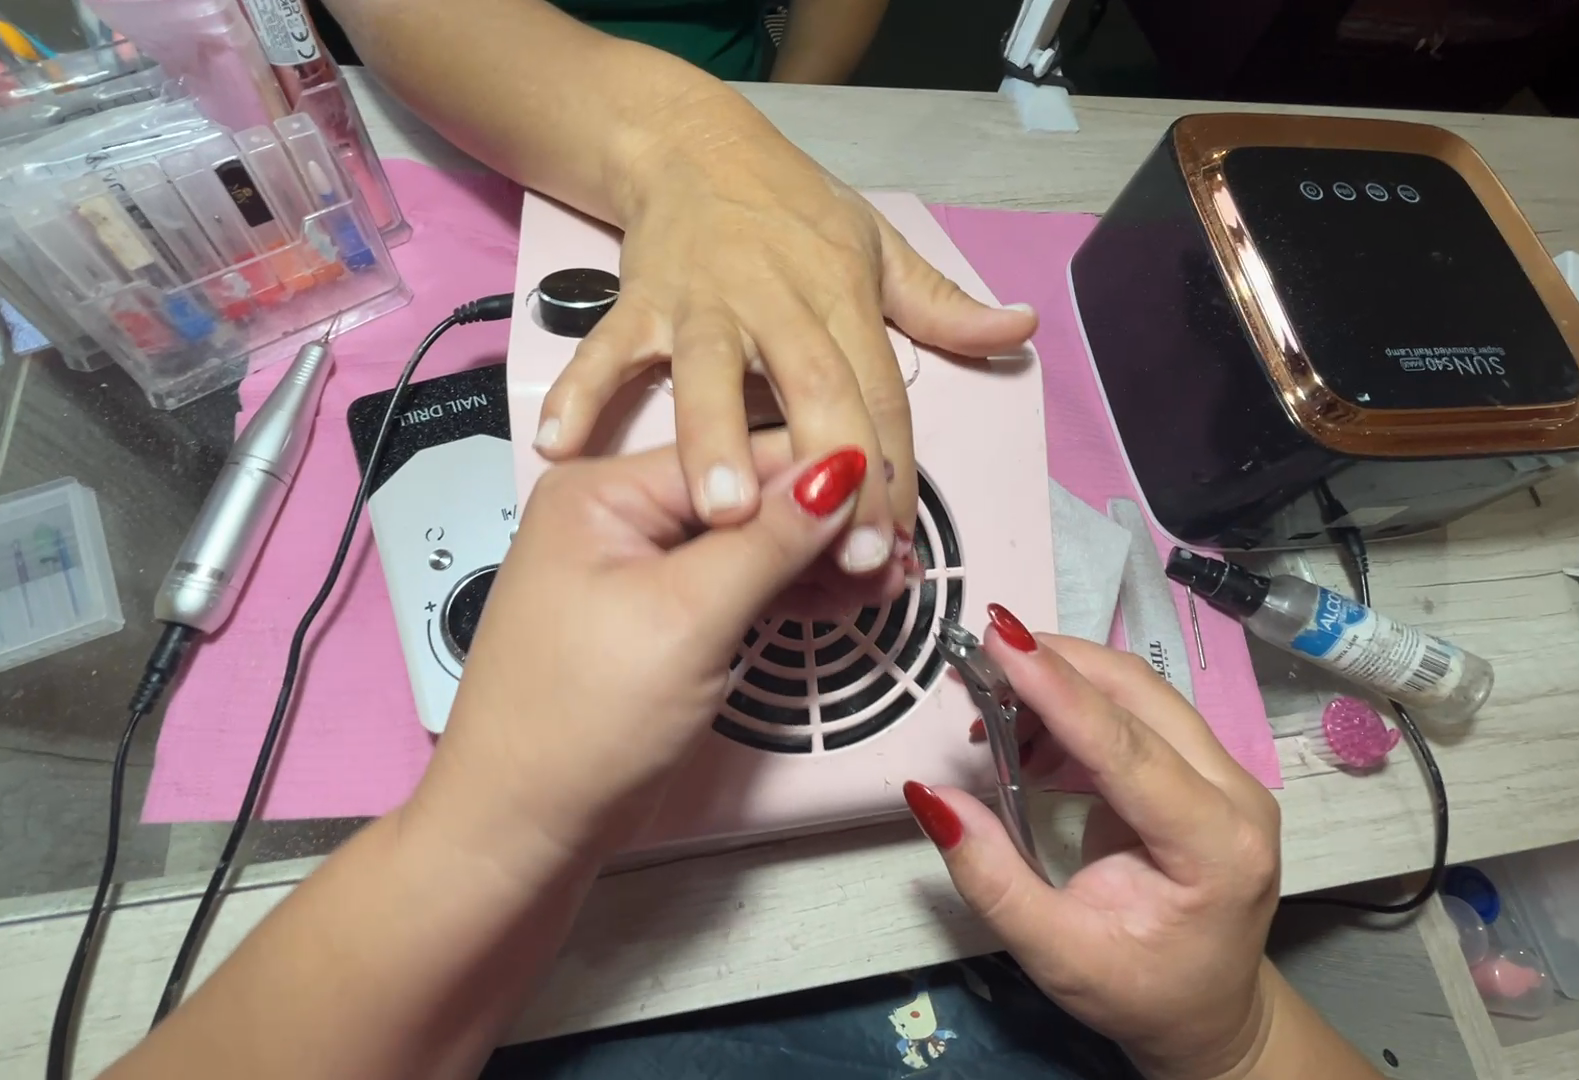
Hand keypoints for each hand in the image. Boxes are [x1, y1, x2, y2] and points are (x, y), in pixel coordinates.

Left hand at [415, 436, 867, 857]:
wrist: (525, 826)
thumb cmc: (585, 717)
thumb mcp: (686, 617)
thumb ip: (768, 542)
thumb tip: (841, 472)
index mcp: (604, 489)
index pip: (732, 456)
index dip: (818, 476)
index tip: (889, 502)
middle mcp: (622, 514)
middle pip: (746, 498)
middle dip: (824, 525)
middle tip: (897, 552)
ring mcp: (643, 566)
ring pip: (750, 545)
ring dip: (817, 562)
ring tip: (888, 580)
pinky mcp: (665, 613)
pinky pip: (738, 584)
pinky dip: (789, 593)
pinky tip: (844, 597)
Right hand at [531, 93, 1035, 583]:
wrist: (694, 147)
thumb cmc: (794, 210)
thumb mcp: (878, 247)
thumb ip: (941, 304)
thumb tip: (1019, 329)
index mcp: (842, 298)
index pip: (878, 394)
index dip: (892, 471)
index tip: (895, 547)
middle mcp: (778, 301)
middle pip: (812, 386)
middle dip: (828, 469)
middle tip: (835, 556)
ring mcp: (704, 300)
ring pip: (712, 368)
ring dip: (715, 436)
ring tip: (720, 511)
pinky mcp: (640, 298)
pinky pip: (609, 347)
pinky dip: (582, 391)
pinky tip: (559, 446)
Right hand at [904, 608, 1282, 1079]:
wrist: (1209, 1009)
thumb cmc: (1140, 990)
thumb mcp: (1054, 952)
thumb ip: (990, 876)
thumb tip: (930, 794)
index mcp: (1215, 848)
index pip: (1126, 748)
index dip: (1057, 690)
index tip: (1000, 637)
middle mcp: (1233, 792)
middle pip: (1136, 693)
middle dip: (1053, 663)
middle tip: (978, 658)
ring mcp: (1222, 772)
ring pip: (1133, 688)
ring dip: (1057, 680)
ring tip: (989, 709)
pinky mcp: (1197, 764)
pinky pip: (1129, 708)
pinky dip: (1068, 705)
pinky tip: (1024, 735)